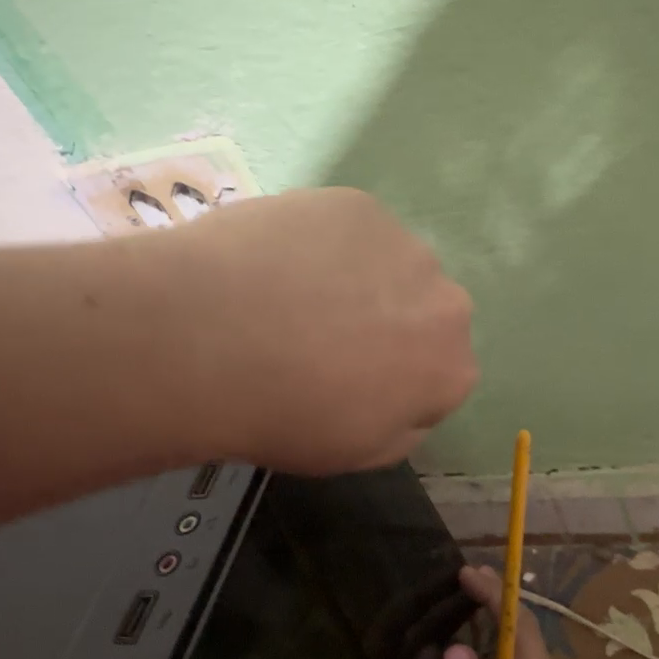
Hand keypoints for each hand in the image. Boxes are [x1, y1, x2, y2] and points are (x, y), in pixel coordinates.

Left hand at [171, 188, 476, 473]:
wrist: (206, 339)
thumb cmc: (286, 413)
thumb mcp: (356, 453)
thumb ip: (403, 429)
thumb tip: (410, 401)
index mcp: (453, 371)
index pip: (441, 375)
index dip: (396, 379)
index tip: (352, 384)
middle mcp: (448, 302)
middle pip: (425, 313)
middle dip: (389, 323)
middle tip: (322, 338)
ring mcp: (404, 245)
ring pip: (390, 265)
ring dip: (359, 278)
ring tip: (291, 296)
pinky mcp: (358, 205)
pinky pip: (351, 229)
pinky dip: (323, 243)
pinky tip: (277, 263)